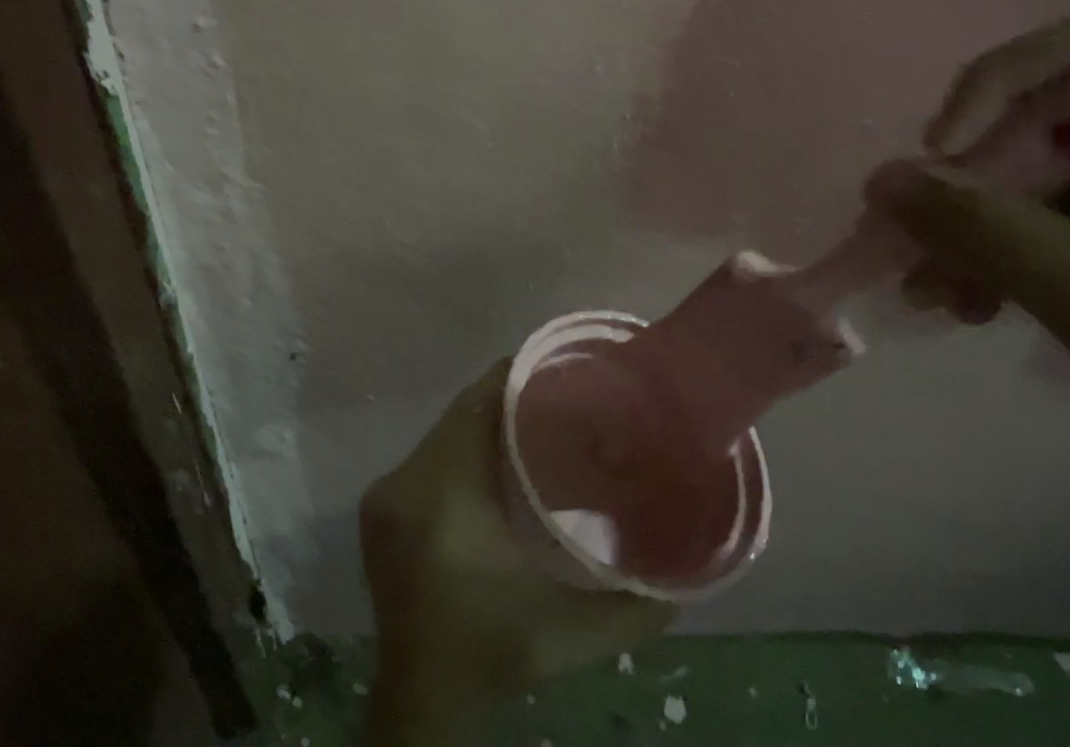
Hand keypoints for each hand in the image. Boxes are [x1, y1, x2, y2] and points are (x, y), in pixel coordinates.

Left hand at [359, 362, 674, 742]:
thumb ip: (635, 604)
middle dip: (511, 397)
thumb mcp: (572, 635)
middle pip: (461, 411)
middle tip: (568, 397)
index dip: (520, 376)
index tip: (569, 369)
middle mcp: (404, 484)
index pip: (477, 404)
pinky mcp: (382, 508)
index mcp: (442, 497)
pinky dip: (465, 445)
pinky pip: (430, 455)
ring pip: (444, 431)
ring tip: (543, 422)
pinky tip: (502, 460)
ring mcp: (385, 495)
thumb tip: (687, 572)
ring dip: (488, 421)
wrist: (422, 699)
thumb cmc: (492, 654)